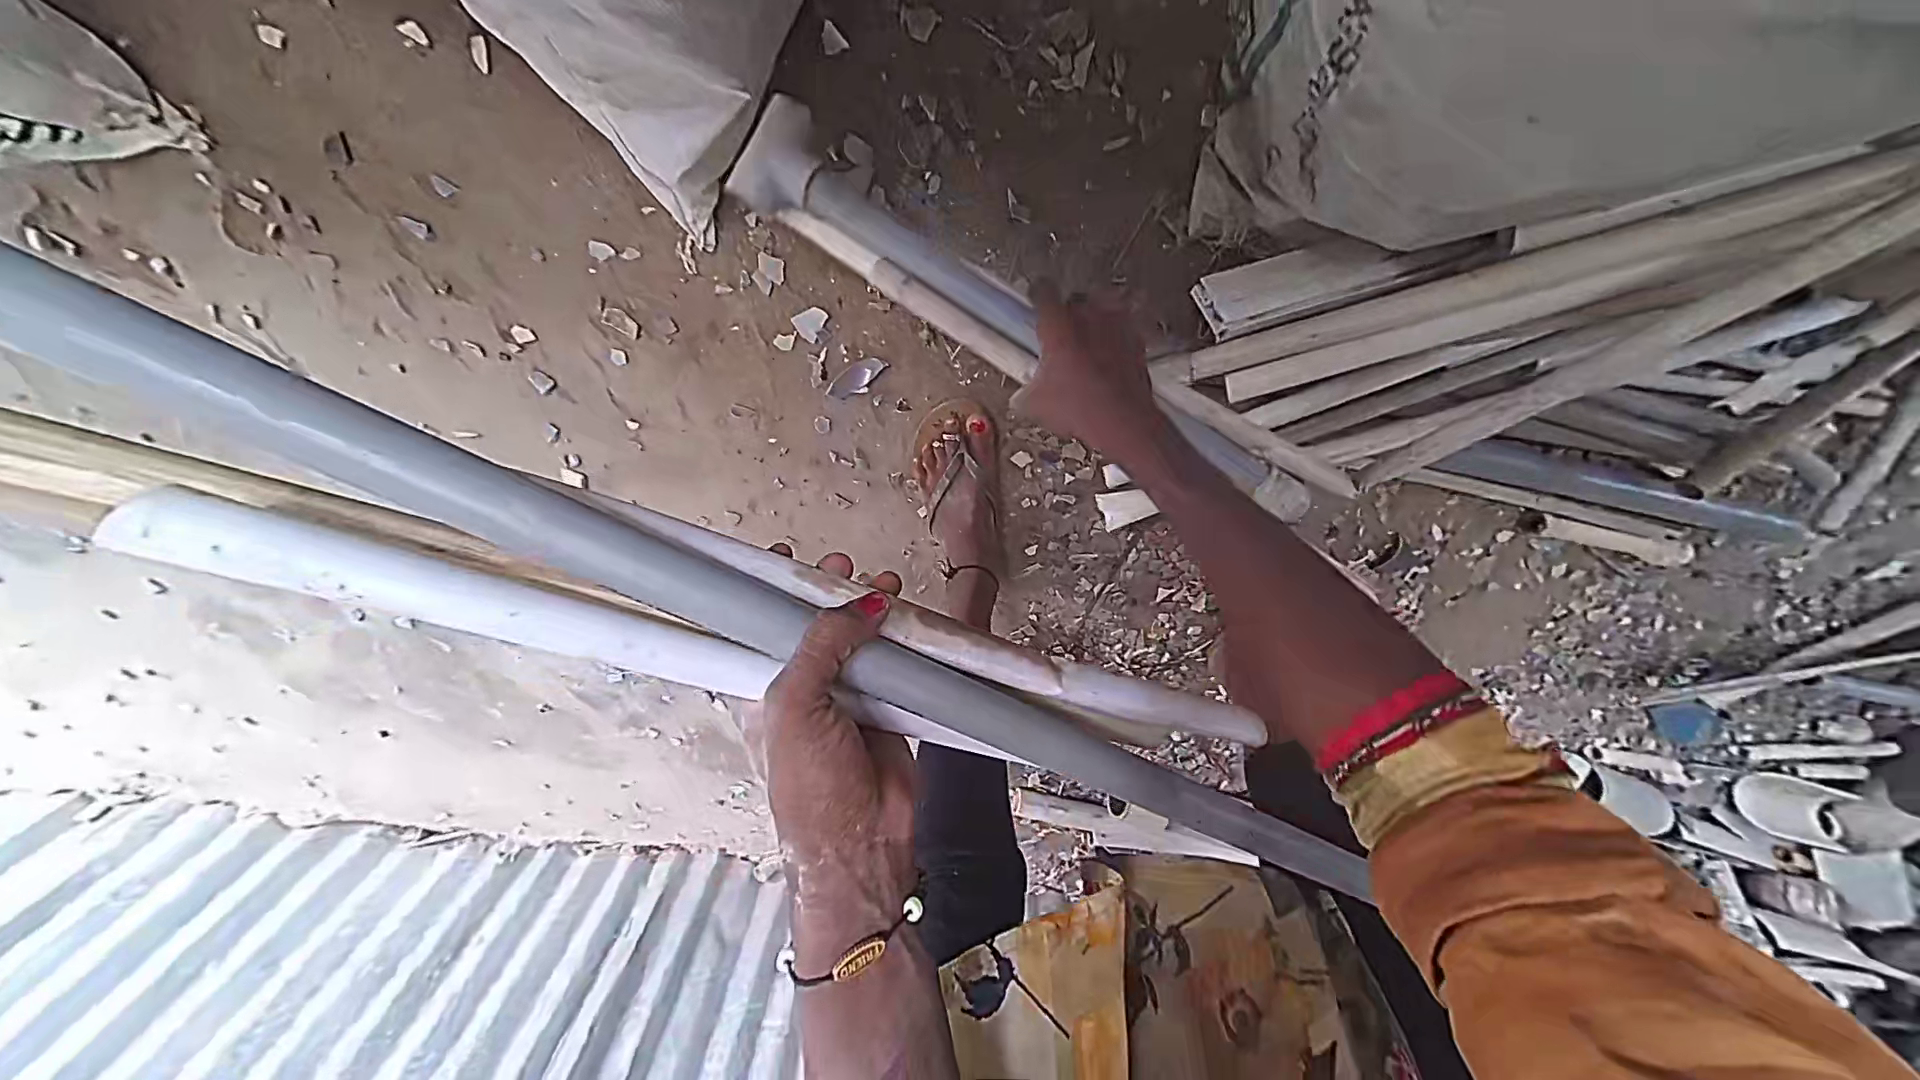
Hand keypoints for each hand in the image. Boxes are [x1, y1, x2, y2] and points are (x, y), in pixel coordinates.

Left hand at [760, 548, 917, 967]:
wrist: (864, 840)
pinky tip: (905, 614)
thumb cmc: (810, 786)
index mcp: (764, 688)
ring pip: (856, 638)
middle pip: (813, 626)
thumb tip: (861, 602)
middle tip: (840, 567)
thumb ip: (822, 645)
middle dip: (826, 592)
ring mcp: (846, 694)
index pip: (758, 629)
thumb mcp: (795, 706)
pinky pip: (892, 659)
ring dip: (867, 608)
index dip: (767, 593)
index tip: (780, 558)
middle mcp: (802, 688)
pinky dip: (900, 635)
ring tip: (882, 583)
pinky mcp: (885, 702)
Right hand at [1019, 282, 1169, 461]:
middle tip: (1061, 333)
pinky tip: (1112, 355)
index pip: (1043, 292)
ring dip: (1096, 320)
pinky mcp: (1138, 341)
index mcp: (1058, 324)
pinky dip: (1118, 338)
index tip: (1036, 298)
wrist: (1122, 421)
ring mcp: (1117, 326)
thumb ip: (1025, 391)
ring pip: (1105, 308)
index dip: (1037, 294)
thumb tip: (1022, 397)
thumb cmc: (1081, 407)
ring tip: (1089, 340)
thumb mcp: (1036, 404)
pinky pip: (1126, 328)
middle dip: (1068, 314)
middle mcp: (1089, 317)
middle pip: (1076, 299)